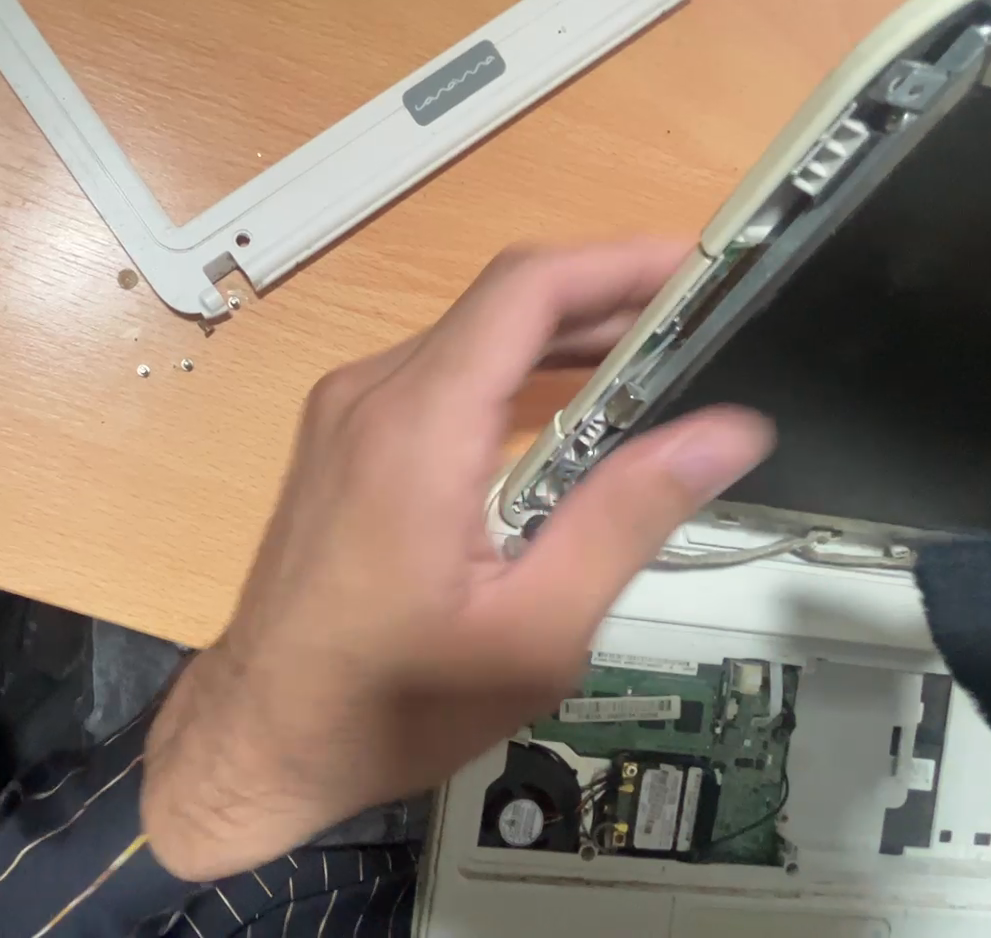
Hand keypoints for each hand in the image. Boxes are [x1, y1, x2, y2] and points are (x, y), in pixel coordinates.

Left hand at [139, 242, 774, 880]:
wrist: (266, 727)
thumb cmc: (392, 701)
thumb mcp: (533, 628)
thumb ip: (628, 515)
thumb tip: (725, 434)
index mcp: (416, 424)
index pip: (524, 290)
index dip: (617, 262)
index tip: (696, 268)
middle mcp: (369, 394)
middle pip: (497, 305)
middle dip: (600, 303)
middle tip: (694, 329)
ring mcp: (343, 412)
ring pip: (465, 337)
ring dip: (554, 341)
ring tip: (647, 365)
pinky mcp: (338, 438)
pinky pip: (431, 376)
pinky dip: (502, 377)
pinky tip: (558, 413)